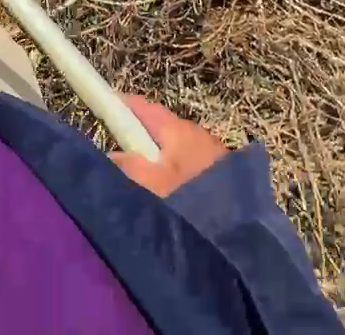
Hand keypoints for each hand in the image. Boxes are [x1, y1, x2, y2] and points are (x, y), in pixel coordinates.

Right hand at [110, 95, 232, 197]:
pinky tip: (171, 197)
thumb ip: (125, 166)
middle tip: (117, 157)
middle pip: (158, 128)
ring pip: (174, 150)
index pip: (141, 106)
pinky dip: (175, 175)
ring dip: (158, 160)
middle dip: (137, 138)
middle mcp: (197, 135)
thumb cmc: (192, 201)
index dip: (118, 106)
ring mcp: (214, 156)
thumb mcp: (150, 184)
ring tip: (143, 183)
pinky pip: (190, 168)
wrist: (245, 238)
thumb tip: (109, 154)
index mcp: (177, 129)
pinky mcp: (225, 178)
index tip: (99, 110)